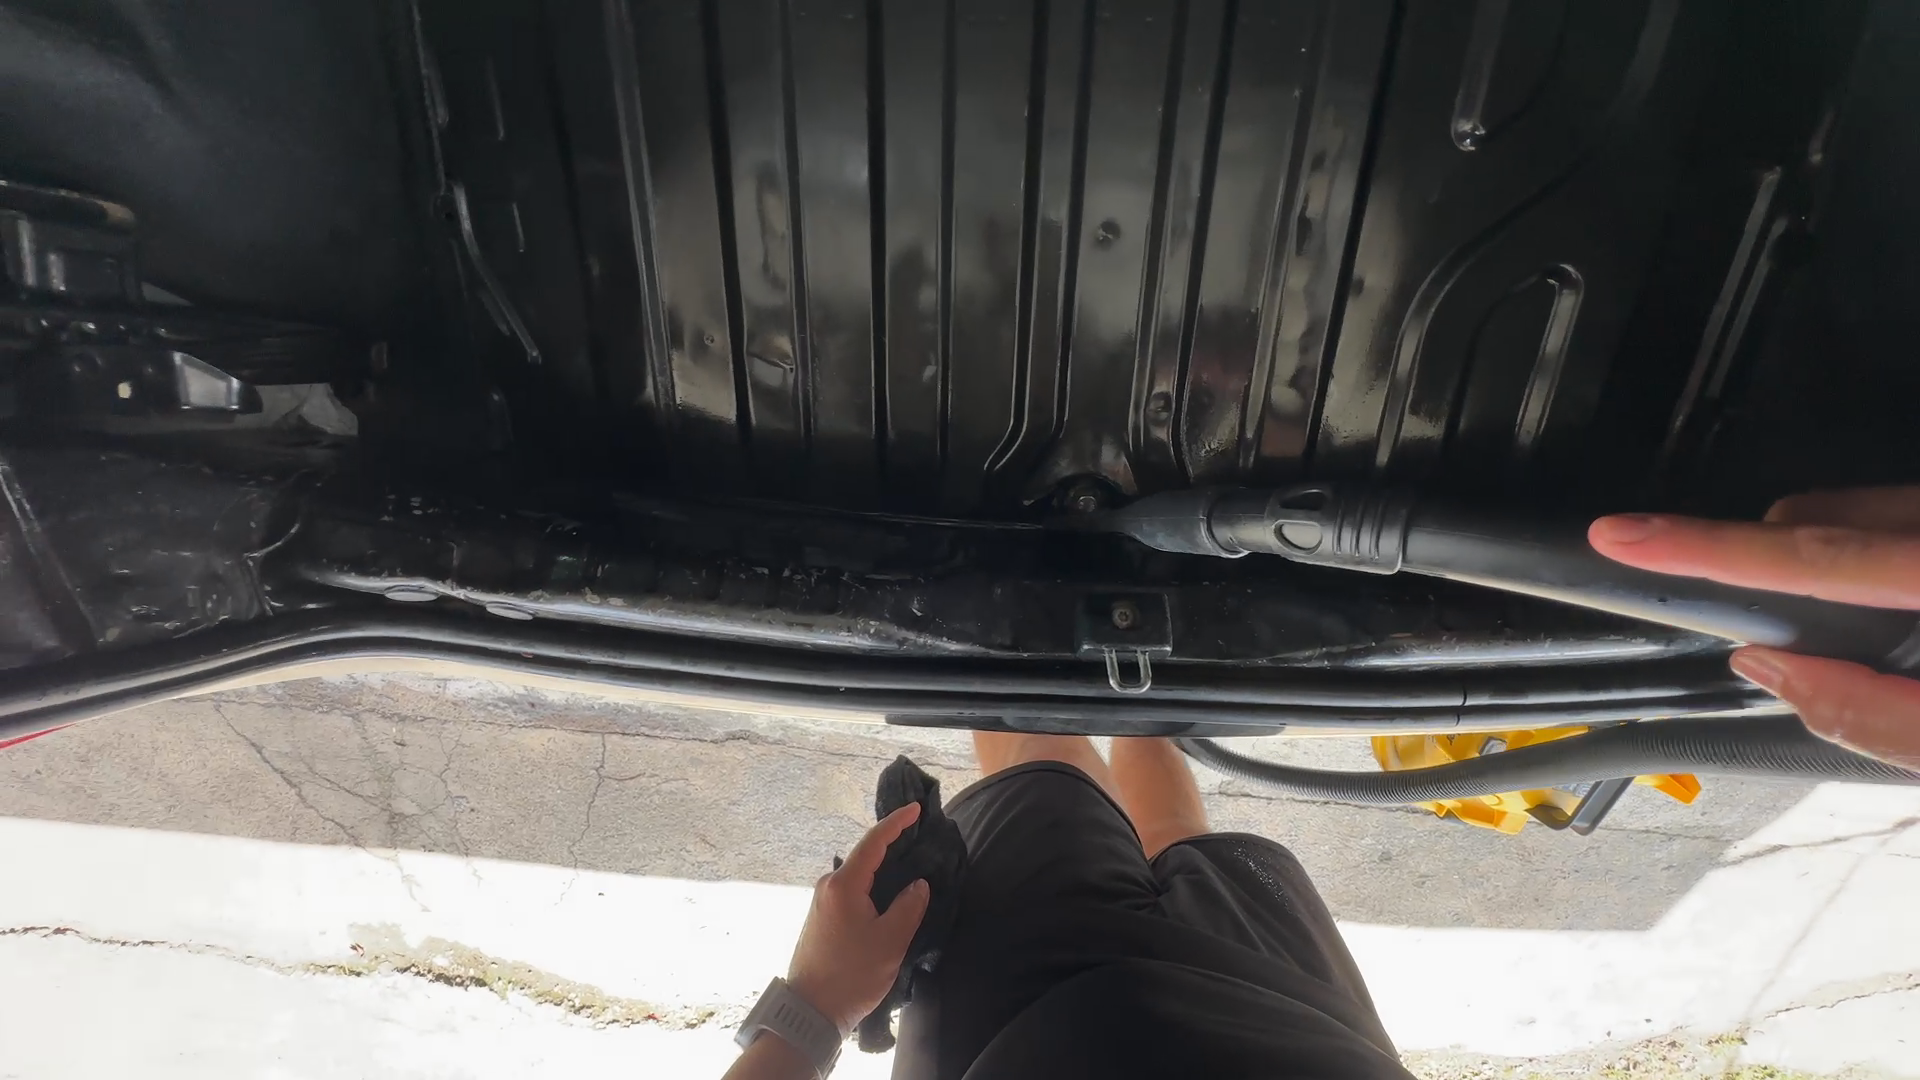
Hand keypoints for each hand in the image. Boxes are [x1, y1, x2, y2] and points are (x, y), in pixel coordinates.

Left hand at [785, 802, 931, 1034]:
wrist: (808, 1013)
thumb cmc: (851, 975)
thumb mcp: (889, 942)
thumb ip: (908, 907)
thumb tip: (918, 885)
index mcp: (845, 884)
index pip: (874, 842)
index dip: (896, 823)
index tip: (916, 809)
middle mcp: (830, 885)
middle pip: (865, 854)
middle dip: (892, 842)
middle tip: (918, 835)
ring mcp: (823, 900)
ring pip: (859, 873)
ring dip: (882, 866)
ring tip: (908, 863)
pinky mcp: (823, 916)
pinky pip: (852, 887)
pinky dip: (872, 882)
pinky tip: (887, 891)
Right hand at [1589, 485, 1919, 769]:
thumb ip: (1881, 720)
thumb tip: (1763, 669)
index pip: (1819, 557)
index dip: (1705, 547)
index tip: (1618, 535)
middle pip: (1826, 518)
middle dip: (1779, 556)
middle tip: (1801, 624)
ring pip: (1859, 507)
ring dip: (1835, 552)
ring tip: (1869, 619)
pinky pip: (1891, 513)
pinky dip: (1874, 546)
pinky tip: (1892, 595)